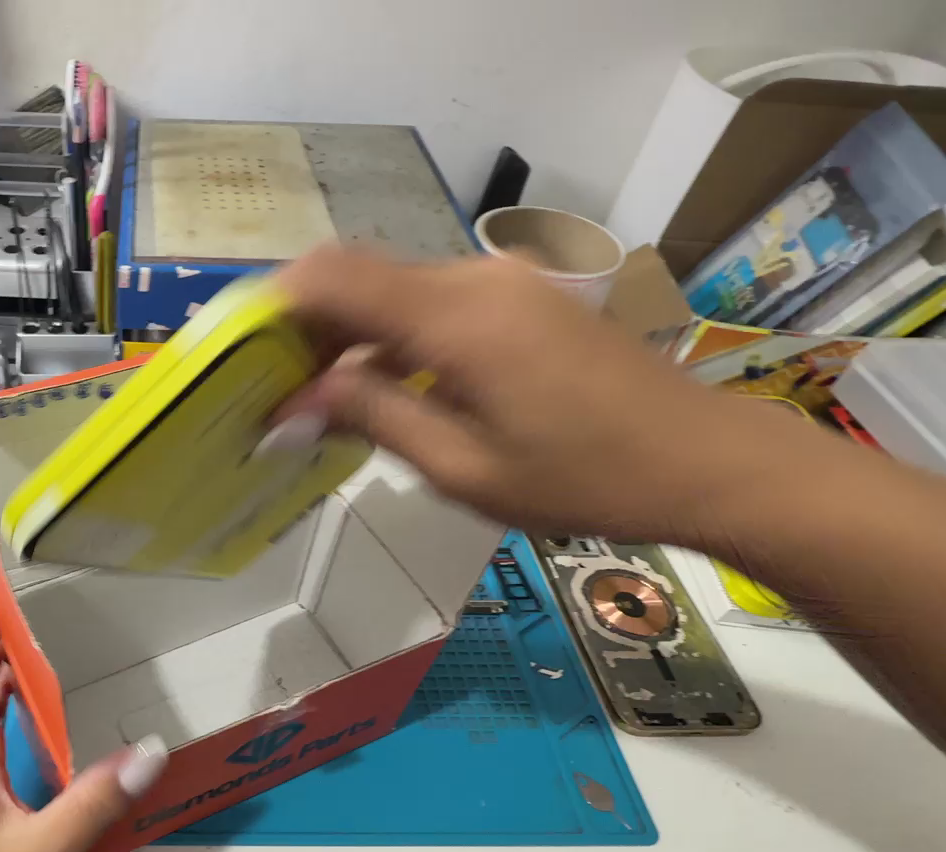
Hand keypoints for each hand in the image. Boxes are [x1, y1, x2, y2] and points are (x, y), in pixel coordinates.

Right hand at [268, 247, 818, 546]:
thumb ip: (372, 418)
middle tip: (273, 393)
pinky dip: (390, 340)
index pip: (334, 276)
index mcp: (456, 319)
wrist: (704, 460)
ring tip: (319, 402)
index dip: (275, 304)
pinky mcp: (519, 299)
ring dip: (347, 338)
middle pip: (357, 278)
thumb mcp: (461, 469)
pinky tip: (383, 391)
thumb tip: (294, 402)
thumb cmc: (581, 480)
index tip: (241, 353)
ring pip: (392, 290)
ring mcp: (502, 283)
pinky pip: (430, 305)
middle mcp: (474, 279)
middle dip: (305, 329)